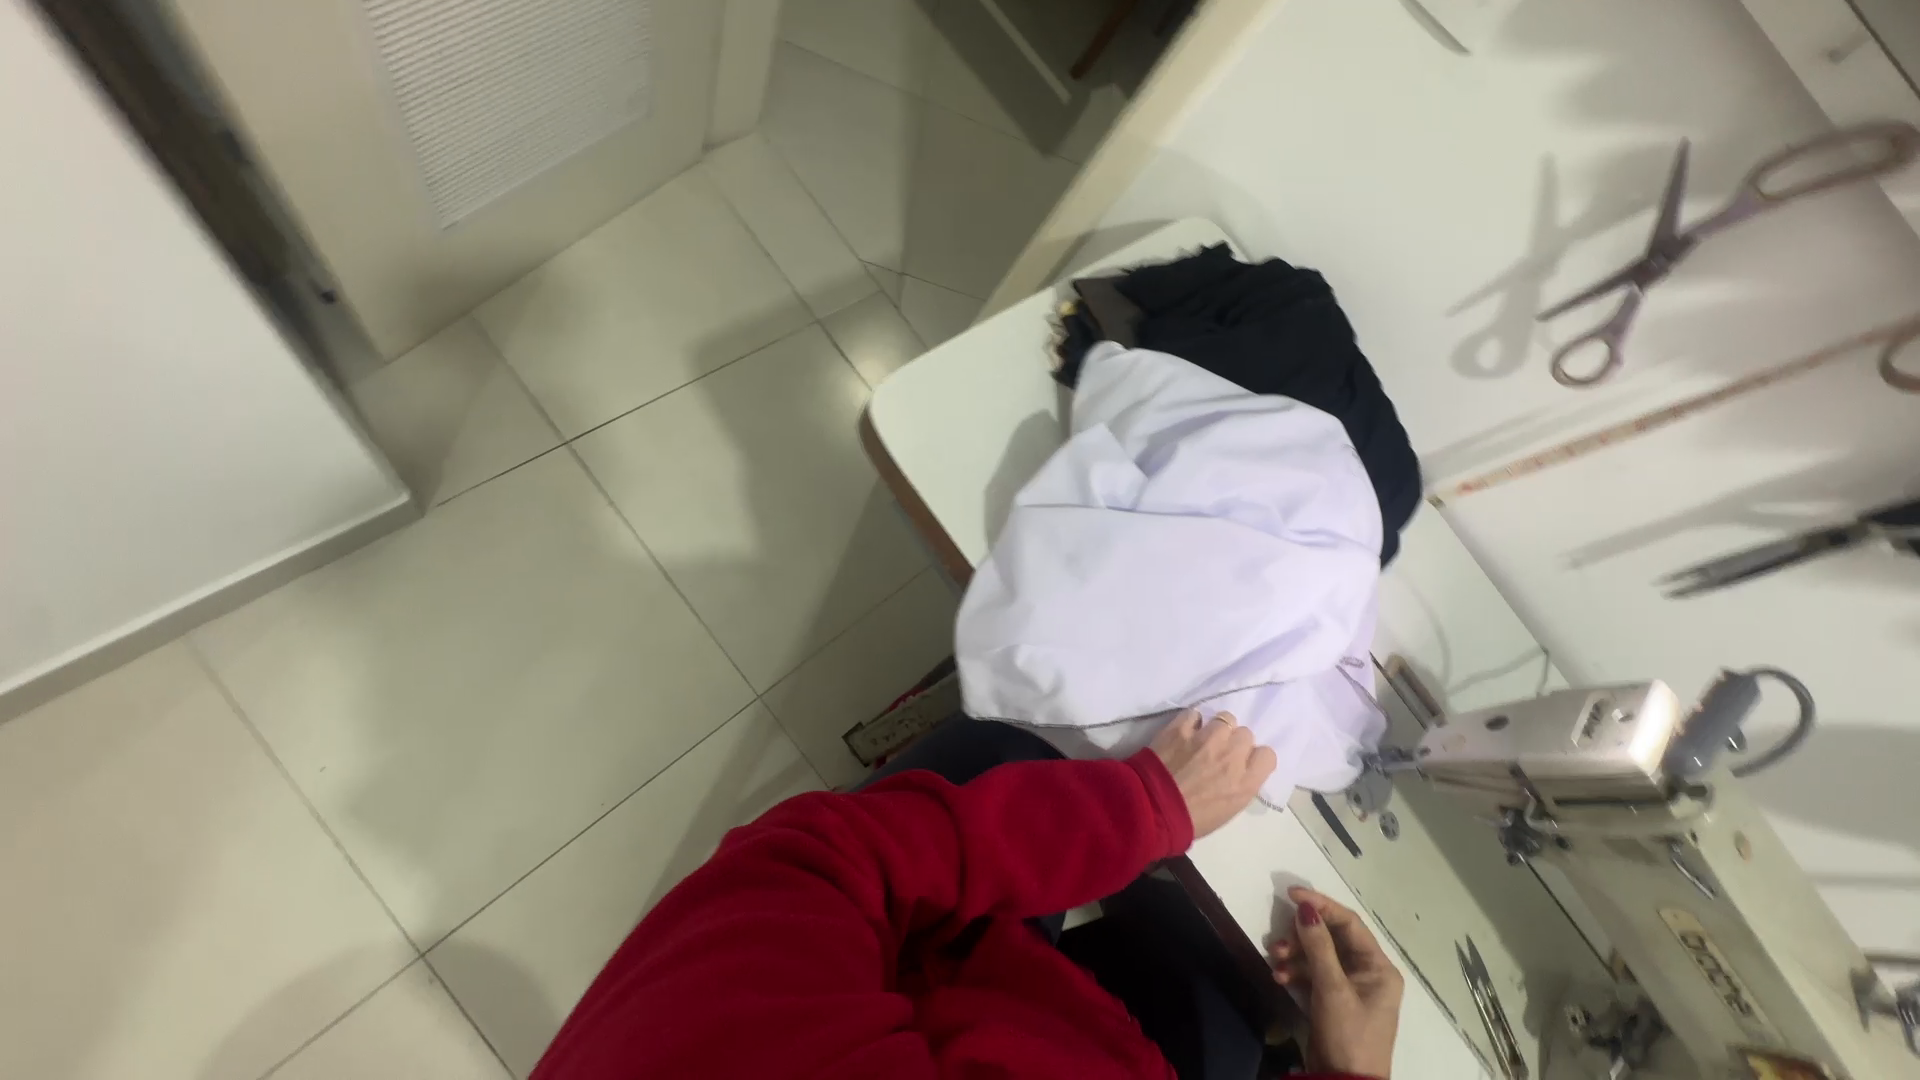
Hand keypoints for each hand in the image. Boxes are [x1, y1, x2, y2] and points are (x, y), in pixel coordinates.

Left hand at [1147, 709, 1274, 838]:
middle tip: (1219, 752)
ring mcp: (1206, 738)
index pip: (1267, 755)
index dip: (1254, 757)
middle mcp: (1231, 755)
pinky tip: (1184, 732)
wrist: (1153, 809)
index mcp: (1246, 781)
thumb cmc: (1192, 819)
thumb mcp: (1229, 810)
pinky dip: (1191, 721)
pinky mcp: (1181, 728)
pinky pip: (1194, 713)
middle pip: (1245, 733)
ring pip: (1224, 718)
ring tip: (1203, 738)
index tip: (1242, 762)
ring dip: (1216, 727)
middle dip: (1234, 741)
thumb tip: (1238, 771)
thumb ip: (1240, 785)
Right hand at [1269, 886, 1403, 1078]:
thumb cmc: (1348, 1035)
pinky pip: (1311, 971)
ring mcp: (1349, 985)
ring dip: (1294, 953)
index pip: (1349, 922)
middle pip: (1330, 936)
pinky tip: (1279, 976)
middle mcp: (1366, 971)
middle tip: (1280, 939)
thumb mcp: (1332, 988)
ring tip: (1276, 960)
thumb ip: (1318, 945)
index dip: (1320, 904)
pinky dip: (1295, 970)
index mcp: (1378, 967)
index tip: (1290, 894)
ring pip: (1317, 952)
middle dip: (1302, 934)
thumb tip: (1305, 907)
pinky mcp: (1332, 998)